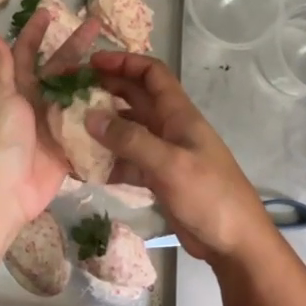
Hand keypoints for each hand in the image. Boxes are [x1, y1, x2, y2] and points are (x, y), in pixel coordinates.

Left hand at [0, 15, 105, 230]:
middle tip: (97, 25)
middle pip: (58, 67)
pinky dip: (99, 110)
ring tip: (118, 59)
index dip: (36, 32)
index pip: (25, 51)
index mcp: (13, 86)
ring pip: (75, 92)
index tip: (49, 11)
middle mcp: (32, 100)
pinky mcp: (66, 143)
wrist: (5, 192)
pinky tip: (121, 96)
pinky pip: (84, 122)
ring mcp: (50, 122)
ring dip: (92, 75)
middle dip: (76, 46)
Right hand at [84, 50, 276, 264]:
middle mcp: (170, 127)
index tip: (91, 63)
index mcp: (179, 114)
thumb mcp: (169, 164)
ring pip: (128, 129)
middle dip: (105, 90)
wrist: (235, 244)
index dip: (124, 62)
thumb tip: (90, 116)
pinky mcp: (158, 178)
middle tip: (71, 93)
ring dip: (102, 127)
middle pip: (135, 97)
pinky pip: (128, 160)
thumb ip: (130, 139)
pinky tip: (85, 168)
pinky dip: (108, 160)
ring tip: (70, 128)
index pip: (152, 73)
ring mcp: (164, 153)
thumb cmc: (209, 196)